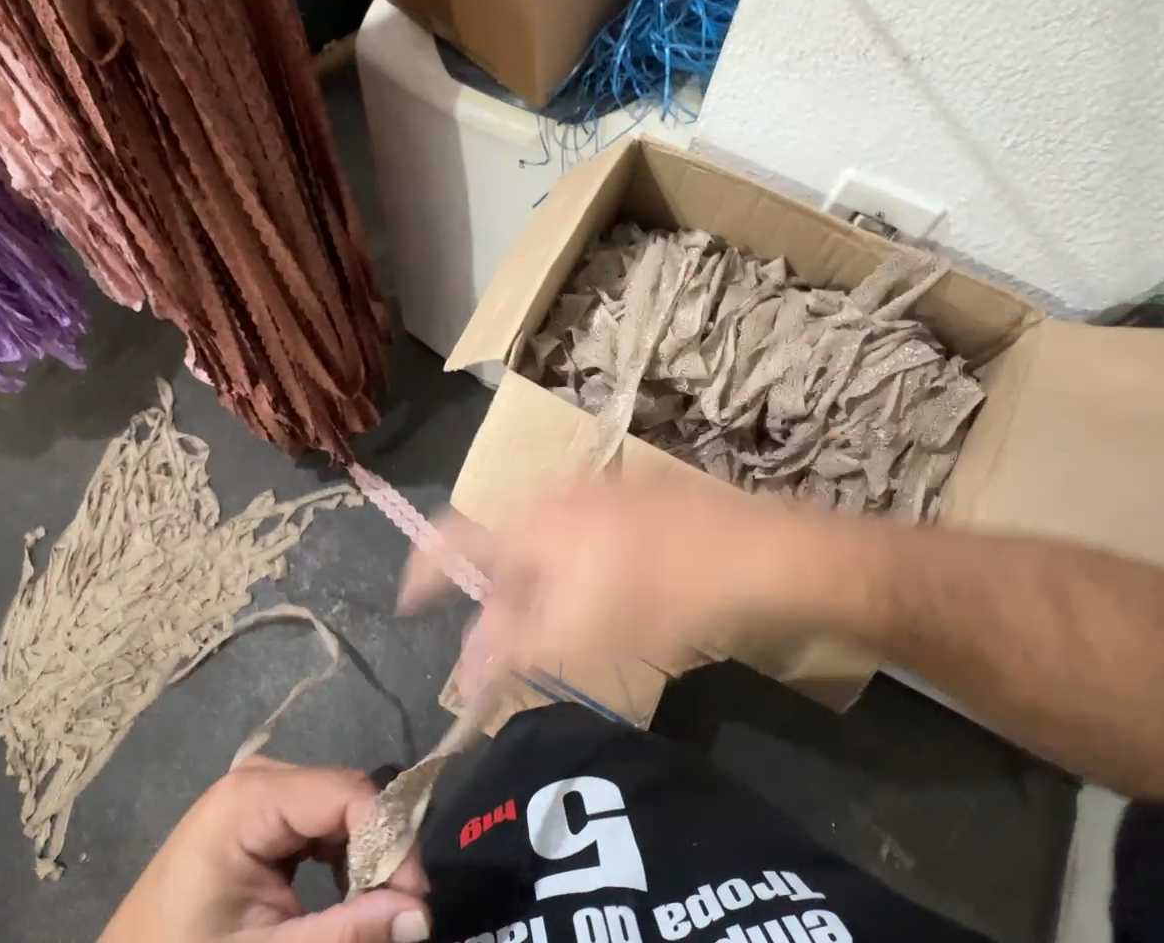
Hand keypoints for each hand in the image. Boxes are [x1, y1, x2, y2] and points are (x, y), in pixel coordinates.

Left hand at [100, 757, 430, 942]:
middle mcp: (259, 778)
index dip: (393, 842)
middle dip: (382, 854)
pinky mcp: (261, 813)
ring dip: (367, 860)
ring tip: (373, 912)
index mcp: (251, 799)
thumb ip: (348, 931)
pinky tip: (346, 897)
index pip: (351, 794)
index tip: (416, 903)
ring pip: (342, 811)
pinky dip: (344, 860)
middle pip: (348, 799)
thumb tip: (422, 916)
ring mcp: (259, 792)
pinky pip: (322, 823)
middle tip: (400, 915)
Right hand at [399, 478, 876, 699]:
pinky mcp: (636, 501)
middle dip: (496, 603)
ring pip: (547, 547)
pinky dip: (573, 576)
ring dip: (537, 593)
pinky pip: (582, 540)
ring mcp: (598, 493)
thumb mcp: (575, 639)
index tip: (410, 606)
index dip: (424, 574)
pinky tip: (599, 609)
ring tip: (554, 639)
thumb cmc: (653, 598)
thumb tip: (470, 669)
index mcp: (527, 523)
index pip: (450, 540)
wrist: (753, 555)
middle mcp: (554, 497)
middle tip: (504, 652)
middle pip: (504, 551)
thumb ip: (512, 652)